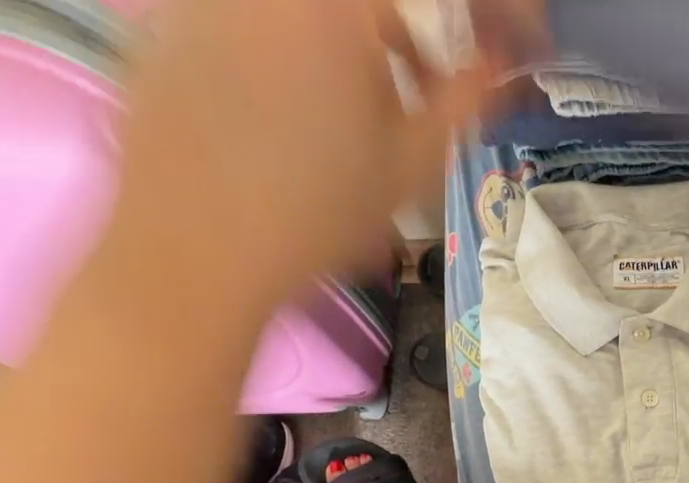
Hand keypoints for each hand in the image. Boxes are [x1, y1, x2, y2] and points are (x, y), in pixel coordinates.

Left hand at [106, 0, 543, 304]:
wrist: (190, 250)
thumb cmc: (317, 215)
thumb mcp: (414, 164)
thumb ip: (469, 99)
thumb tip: (507, 62)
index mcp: (338, 7)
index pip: (435, 1)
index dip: (497, 14)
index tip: (516, 48)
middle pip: (372, 7)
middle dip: (416, 40)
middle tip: (432, 85)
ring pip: (315, 17)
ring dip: (362, 40)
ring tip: (366, 104)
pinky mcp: (172, 17)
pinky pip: (259, 23)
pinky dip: (298, 49)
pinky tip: (299, 107)